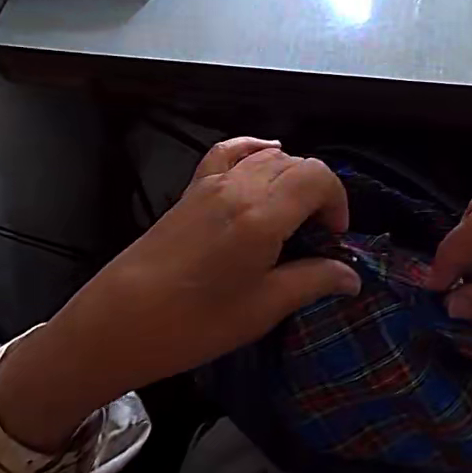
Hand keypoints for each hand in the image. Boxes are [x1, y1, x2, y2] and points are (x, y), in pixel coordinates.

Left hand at [0, 138, 359, 450]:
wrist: (121, 318)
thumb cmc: (194, 322)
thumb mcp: (262, 308)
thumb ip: (311, 281)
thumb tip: (350, 275)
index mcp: (261, 214)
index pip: (318, 176)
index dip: (338, 200)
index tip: (334, 237)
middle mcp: (237, 187)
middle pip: (294, 163)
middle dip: (317, 192)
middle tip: (315, 236)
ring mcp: (209, 184)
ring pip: (265, 156)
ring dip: (289, 176)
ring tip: (290, 216)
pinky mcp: (190, 190)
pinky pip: (228, 153)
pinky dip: (252, 150)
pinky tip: (262, 159)